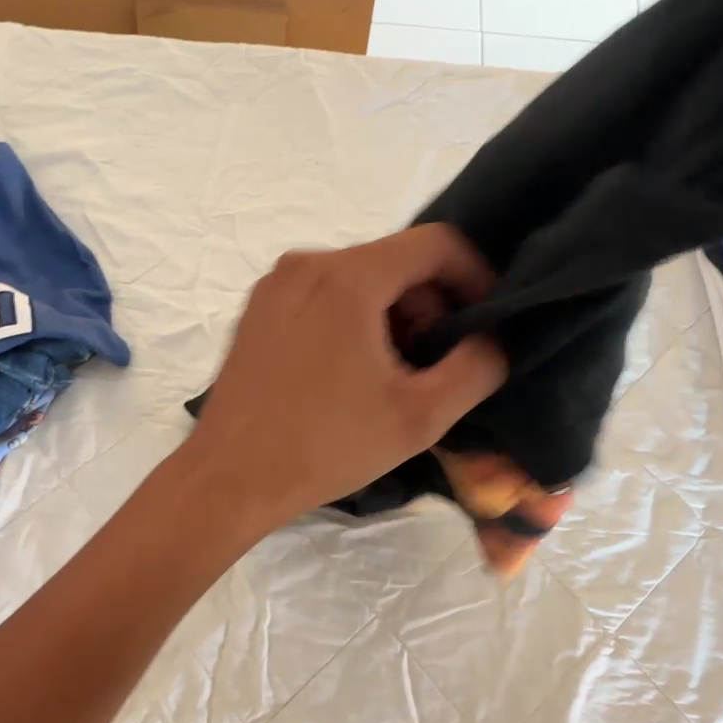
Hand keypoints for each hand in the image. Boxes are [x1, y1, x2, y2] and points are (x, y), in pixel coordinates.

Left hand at [184, 224, 507, 530]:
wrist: (229, 479)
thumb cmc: (325, 447)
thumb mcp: (420, 416)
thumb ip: (477, 367)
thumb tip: (493, 339)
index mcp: (347, 277)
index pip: (436, 243)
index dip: (476, 276)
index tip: (487, 321)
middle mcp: (306, 263)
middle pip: (394, 262)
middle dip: (430, 305)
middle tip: (438, 363)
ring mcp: (273, 286)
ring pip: (357, 281)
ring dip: (392, 317)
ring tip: (396, 377)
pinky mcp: (255, 312)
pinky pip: (321, 298)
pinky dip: (351, 322)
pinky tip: (352, 375)